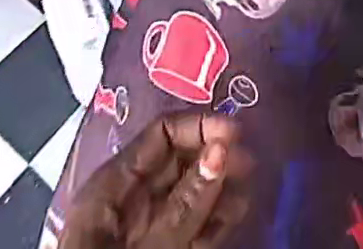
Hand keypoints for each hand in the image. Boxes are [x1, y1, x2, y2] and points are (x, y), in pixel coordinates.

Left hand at [58, 113, 252, 248]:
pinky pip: (188, 229)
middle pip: (176, 162)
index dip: (199, 126)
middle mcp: (126, 204)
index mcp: (111, 189)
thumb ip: (186, 204)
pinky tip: (236, 214)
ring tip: (248, 190)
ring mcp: (141, 235)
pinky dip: (213, 220)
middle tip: (251, 163)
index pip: (160, 134)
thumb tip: (223, 149)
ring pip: (186, 196)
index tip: (237, 133)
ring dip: (219, 188)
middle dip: (214, 156)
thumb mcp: (149, 248)